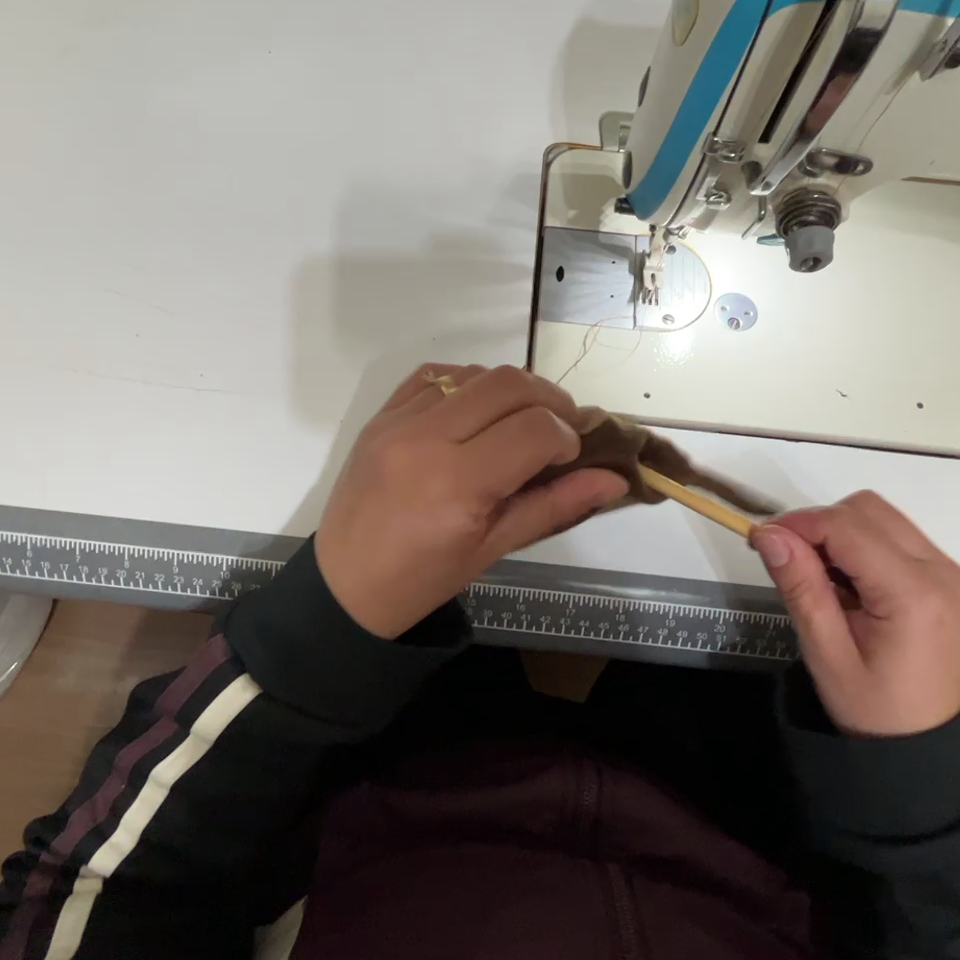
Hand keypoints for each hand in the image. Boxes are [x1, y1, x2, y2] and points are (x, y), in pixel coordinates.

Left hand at [315, 364, 628, 638]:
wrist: (345, 585)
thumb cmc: (422, 580)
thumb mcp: (493, 549)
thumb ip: (554, 506)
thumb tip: (614, 480)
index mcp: (457, 484)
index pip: (534, 429)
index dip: (566, 435)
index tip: (570, 455)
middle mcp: (426, 440)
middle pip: (508, 385)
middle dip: (548, 399)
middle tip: (558, 427)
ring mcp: (397, 422)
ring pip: (473, 374)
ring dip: (509, 389)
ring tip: (518, 422)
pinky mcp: (380, 416)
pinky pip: (433, 375)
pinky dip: (466, 384)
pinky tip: (476, 411)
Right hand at [750, 492, 959, 736]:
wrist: (928, 754)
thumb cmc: (870, 710)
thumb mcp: (825, 651)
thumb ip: (800, 585)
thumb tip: (768, 533)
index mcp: (916, 596)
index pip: (848, 527)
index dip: (799, 523)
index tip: (762, 539)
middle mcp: (949, 575)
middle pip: (872, 511)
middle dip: (822, 524)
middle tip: (790, 559)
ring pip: (890, 521)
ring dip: (847, 535)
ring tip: (824, 578)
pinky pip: (908, 543)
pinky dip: (871, 549)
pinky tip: (855, 587)